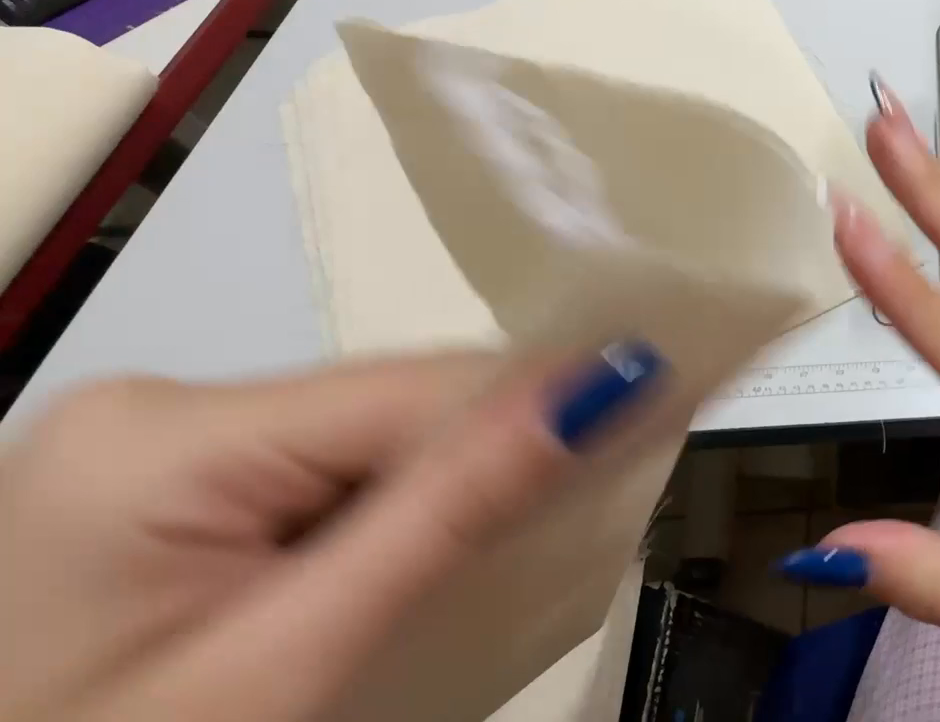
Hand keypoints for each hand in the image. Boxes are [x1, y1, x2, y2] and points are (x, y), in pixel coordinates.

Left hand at [0, 347, 661, 721]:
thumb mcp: (296, 662)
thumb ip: (452, 511)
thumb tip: (610, 385)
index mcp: (164, 435)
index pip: (417, 389)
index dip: (548, 398)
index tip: (669, 396)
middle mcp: (161, 411)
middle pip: (398, 404)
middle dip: (501, 448)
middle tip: (613, 474)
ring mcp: (163, 448)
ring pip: (378, 433)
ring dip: (460, 478)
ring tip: (544, 508)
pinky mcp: (177, 485)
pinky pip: (338, 466)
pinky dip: (405, 500)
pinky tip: (444, 535)